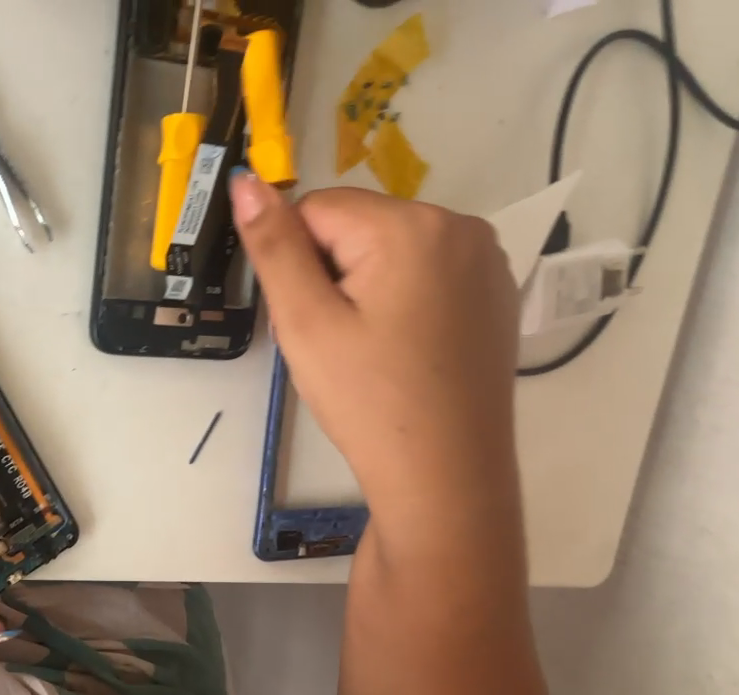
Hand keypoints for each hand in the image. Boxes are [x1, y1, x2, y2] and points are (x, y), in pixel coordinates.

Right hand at [230, 174, 522, 534]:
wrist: (444, 473)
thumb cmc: (367, 399)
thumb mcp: (306, 323)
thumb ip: (274, 248)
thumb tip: (244, 178)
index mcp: (410, 225)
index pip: (317, 209)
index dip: (294, 263)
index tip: (305, 320)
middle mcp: (459, 225)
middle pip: (357, 227)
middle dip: (330, 274)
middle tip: (333, 344)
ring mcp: (486, 260)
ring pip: (390, 252)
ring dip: (362, 288)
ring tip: (366, 351)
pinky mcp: (495, 294)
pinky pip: (426, 275)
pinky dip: (400, 302)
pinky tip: (401, 352)